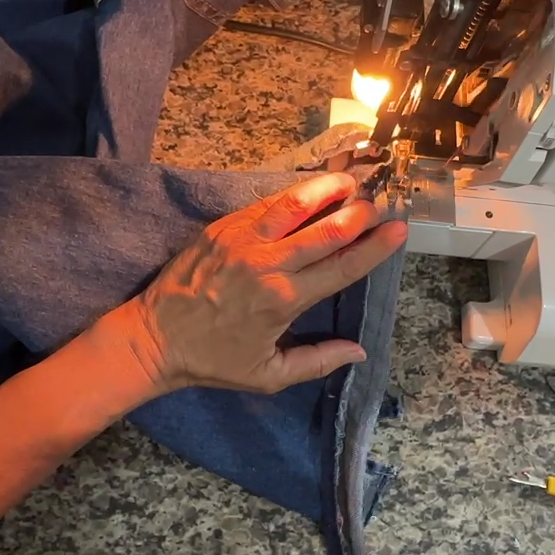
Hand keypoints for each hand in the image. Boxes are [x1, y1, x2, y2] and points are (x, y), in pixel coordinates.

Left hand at [110, 172, 406, 394]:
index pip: (343, 267)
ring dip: (327, 190)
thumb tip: (359, 351)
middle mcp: (268, 263)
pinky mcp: (222, 227)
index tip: (400, 230)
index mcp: (284, 299)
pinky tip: (308, 188)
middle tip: (379, 202)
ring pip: (295, 205)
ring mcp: (243, 239)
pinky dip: (291, 194)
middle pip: (326, 229)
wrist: (154, 338)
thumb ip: (318, 362)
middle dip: (359, 213)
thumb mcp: (269, 374)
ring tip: (350, 180)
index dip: (376, 247)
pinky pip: (264, 204)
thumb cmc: (214, 360)